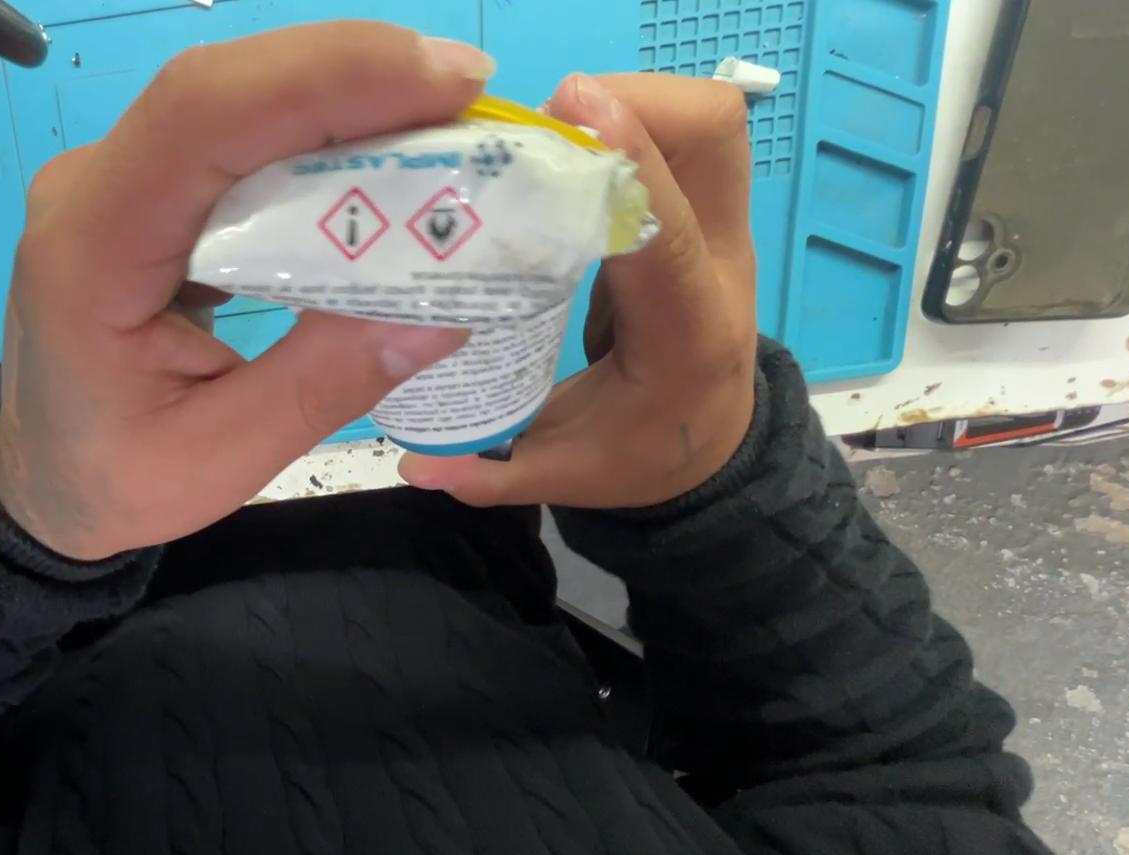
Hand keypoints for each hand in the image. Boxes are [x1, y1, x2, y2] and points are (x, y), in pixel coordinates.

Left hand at [0, 22, 490, 560]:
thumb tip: (446, 312)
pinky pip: (225, 147)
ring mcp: (106, 187)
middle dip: (353, 83)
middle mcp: (86, 195)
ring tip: (434, 134)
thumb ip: (323, 383)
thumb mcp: (222, 458)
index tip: (449, 86)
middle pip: (222, 95)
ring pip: (228, 109)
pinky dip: (303, 146)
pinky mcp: (135, 199)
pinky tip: (362, 171)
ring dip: (335, 108)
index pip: (201, 120)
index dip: (328, 80)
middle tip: (466, 107)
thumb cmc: (116, 481)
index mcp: (87, 257)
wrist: (46, 482)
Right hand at [398, 73, 758, 508]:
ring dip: (629, 103)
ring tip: (543, 133)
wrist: (708, 446)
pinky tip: (559, 151)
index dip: (624, 169)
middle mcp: (717, 267)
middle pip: (712, 139)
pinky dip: (624, 122)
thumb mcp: (560, 476)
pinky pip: (677, 139)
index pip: (666, 237)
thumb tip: (411, 466)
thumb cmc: (637, 458)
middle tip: (538, 131)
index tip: (560, 122)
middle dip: (632, 105)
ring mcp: (715, 232)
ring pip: (705, 124)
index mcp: (684, 337)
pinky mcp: (693, 216)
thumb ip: (488, 475)